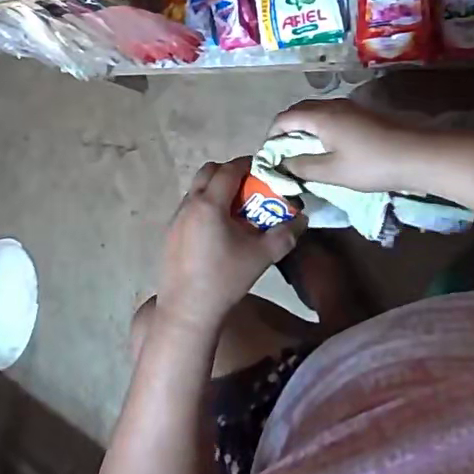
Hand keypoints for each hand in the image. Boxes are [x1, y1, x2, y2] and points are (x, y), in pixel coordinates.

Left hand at [155, 158, 303, 332]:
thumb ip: (284, 235)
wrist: (188, 309)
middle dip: (230, 172)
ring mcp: (176, 217)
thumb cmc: (225, 279)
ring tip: (236, 210)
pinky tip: (219, 230)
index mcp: (209, 204)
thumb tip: (302, 219)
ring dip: (216, 189)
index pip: (228, 170)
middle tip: (250, 186)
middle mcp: (189, 204)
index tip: (263, 168)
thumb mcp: (261, 256)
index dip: (247, 164)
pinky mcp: (170, 232)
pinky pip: (189, 206)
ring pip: (197, 189)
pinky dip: (205, 206)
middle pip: (208, 172)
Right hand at [270, 99, 420, 193]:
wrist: (419, 155)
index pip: (283, 119)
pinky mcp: (363, 114)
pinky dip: (320, 128)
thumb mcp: (332, 172)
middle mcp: (331, 105)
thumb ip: (302, 166)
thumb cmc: (371, 164)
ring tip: (304, 151)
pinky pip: (331, 116)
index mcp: (319, 116)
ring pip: (316, 112)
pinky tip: (329, 147)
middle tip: (284, 153)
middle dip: (286, 130)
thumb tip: (282, 163)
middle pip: (298, 111)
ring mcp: (349, 107)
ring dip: (304, 128)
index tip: (270, 155)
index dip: (272, 136)